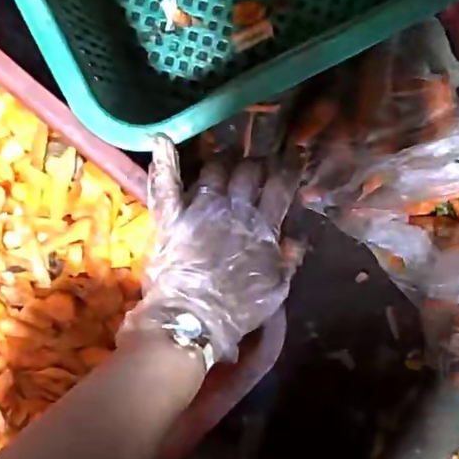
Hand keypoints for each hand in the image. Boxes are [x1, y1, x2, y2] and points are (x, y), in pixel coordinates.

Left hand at [120, 137, 299, 362]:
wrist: (194, 319)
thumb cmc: (237, 309)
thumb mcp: (276, 289)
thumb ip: (288, 260)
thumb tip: (297, 238)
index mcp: (262, 226)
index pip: (280, 187)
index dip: (289, 168)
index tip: (296, 155)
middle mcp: (233, 209)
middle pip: (248, 173)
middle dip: (256, 163)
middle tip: (257, 162)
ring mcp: (200, 210)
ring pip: (214, 171)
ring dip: (223, 160)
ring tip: (227, 154)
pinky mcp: (172, 218)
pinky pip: (166, 185)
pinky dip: (163, 161)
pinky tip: (160, 138)